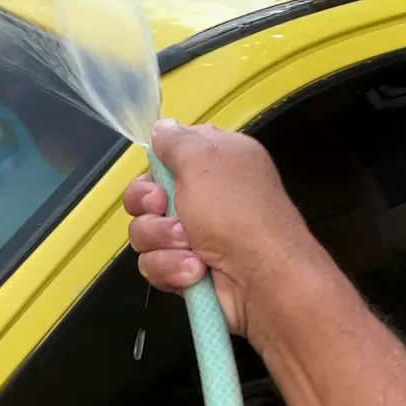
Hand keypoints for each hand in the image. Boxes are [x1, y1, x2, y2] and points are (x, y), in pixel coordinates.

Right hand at [123, 119, 320, 337]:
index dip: (156, 167)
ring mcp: (195, 236)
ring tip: (191, 248)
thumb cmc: (235, 212)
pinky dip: (171, 268)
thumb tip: (161, 126)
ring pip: (145, 234)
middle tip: (163, 209)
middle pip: (146, 197)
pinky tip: (195, 271)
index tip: (159, 174)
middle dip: (148, 207)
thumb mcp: (203, 161)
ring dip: (162, 241)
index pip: (169, 156)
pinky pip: (155, 265)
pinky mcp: (186, 270)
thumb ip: (175, 141)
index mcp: (216, 162)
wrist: (261, 279)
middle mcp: (205, 197)